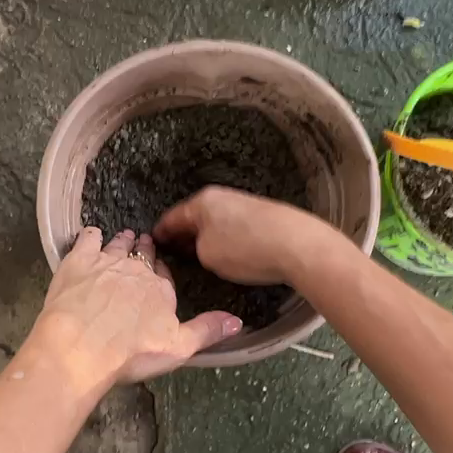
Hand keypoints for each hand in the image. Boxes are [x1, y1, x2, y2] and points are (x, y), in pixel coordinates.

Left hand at [28, 227, 242, 390]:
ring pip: (118, 245)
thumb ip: (206, 331)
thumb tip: (237, 321)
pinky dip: (91, 235)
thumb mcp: (178, 348)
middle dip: (145, 250)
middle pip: (143, 256)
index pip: (165, 275)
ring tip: (125, 236)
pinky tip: (91, 234)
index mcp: (161, 290)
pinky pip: (87, 238)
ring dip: (122, 241)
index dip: (162, 272)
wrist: (82, 346)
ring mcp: (106, 263)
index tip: (160, 268)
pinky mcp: (79, 261)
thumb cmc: (130, 352)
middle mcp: (136, 270)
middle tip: (144, 243)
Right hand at [152, 186, 348, 285]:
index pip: (172, 217)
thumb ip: (195, 248)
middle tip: (175, 251)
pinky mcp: (262, 215)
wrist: (298, 245)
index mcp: (202, 202)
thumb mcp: (207, 255)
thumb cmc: (247, 249)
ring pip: (215, 221)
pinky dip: (226, 238)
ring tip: (202, 255)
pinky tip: (230, 252)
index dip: (161, 232)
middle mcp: (221, 197)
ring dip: (206, 236)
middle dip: (184, 233)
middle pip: (194, 217)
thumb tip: (200, 245)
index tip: (154, 241)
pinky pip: (234, 227)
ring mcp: (243, 203)